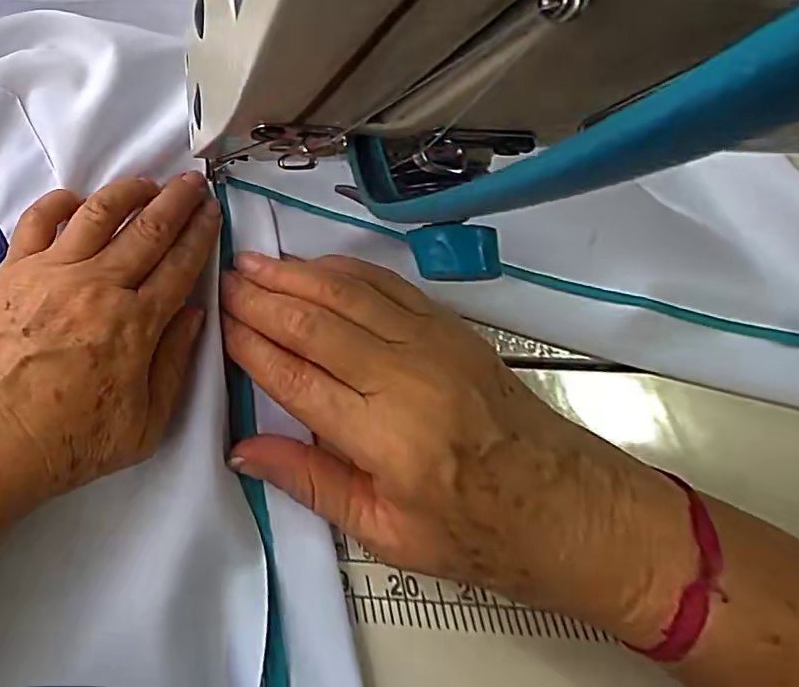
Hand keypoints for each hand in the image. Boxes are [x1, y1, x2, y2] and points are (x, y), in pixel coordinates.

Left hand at [0, 172, 220, 568]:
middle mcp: (97, 285)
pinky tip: (76, 199)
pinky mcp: (16, 267)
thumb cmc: (71, 438)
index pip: (179, 265)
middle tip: (192, 183)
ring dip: (125, 192)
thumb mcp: (146, 424)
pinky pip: (38, 220)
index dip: (200, 235)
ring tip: (145, 183)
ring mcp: (53, 270)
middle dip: (176, 202)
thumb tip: (192, 311)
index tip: (212, 212)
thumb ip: (175, 363)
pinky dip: (58, 201)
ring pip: (97, 214)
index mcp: (135, 323)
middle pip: (146, 230)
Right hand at [221, 252, 694, 646]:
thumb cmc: (480, 533)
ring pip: (343, 293)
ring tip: (247, 263)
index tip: (214, 322)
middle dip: (256, 299)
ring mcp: (434, 348)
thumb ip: (307, 482)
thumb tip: (238, 450)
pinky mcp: (452, 330)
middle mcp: (408, 384)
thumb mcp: (387, 535)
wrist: (583, 516)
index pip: (293, 377)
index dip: (246, 345)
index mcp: (388, 441)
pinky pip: (383, 283)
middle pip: (310, 324)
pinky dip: (337, 268)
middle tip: (219, 282)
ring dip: (288, 273)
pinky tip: (305, 264)